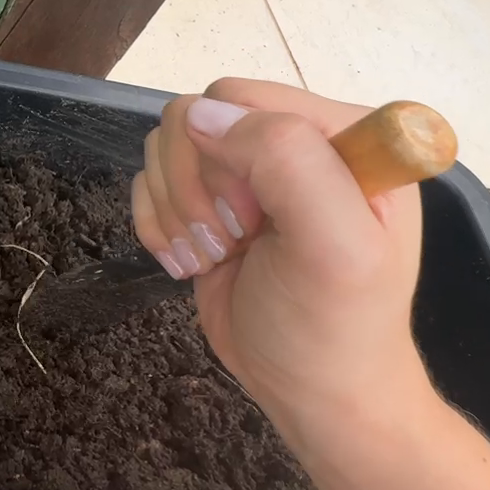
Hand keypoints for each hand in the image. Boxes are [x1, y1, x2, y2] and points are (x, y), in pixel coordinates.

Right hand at [132, 79, 431, 434]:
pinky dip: (156, 223)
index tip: (250, 217)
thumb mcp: (333, 247)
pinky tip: (187, 261)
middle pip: (193, 119)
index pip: (241, 98)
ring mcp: (243, 172)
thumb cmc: (333, 326)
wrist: (309, 391)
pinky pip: (148, 180)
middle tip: (227, 241)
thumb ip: (284, 162)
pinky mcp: (202, 199)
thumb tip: (200, 114)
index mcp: (342, 136)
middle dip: (193, 186)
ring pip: (163, 148)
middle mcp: (290, 142)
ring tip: (209, 256)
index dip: (225, 152)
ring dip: (173, 209)